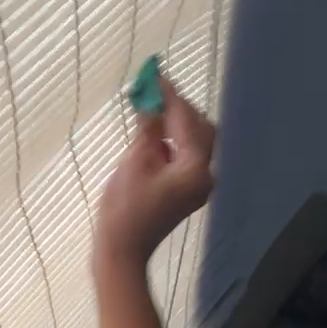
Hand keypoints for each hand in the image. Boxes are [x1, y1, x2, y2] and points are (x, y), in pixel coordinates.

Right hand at [95, 74, 215, 278]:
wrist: (121, 252)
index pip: (187, 121)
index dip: (170, 96)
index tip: (156, 75)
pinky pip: (183, 158)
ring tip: (150, 109)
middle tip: (154, 92)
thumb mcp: (135, 161)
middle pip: (200, 130)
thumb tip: (151, 101)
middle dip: (179, 109)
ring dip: (175, 125)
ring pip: (193, 144)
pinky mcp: (184, 193)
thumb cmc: (125, 208)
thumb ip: (148, 128)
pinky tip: (152, 136)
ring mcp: (196, 186)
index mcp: (195, 167)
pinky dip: (171, 143)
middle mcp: (204, 175)